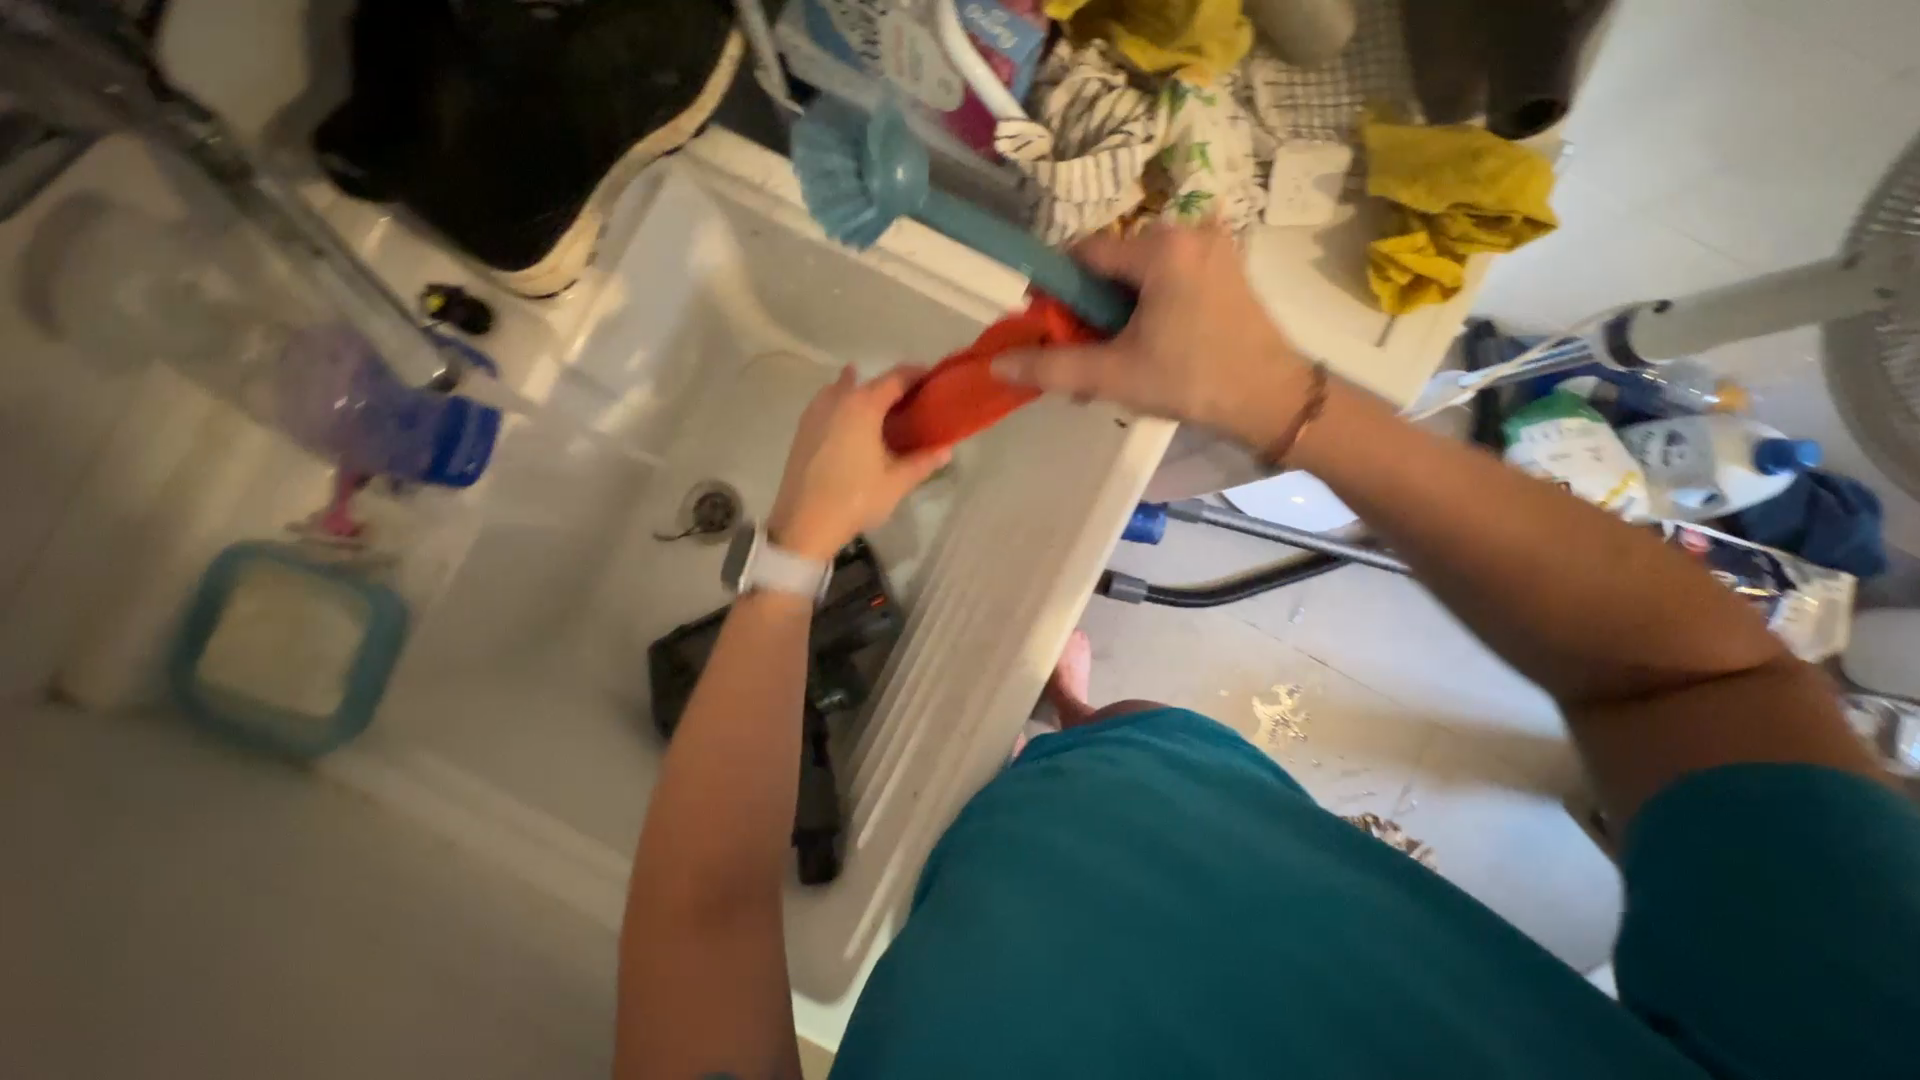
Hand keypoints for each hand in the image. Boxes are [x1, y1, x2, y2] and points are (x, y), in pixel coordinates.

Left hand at [766, 366, 951, 560]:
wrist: (803, 523)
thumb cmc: (855, 499)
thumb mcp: (896, 482)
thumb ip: (922, 462)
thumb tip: (946, 450)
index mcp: (864, 406)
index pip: (896, 378)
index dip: (917, 375)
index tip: (932, 379)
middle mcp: (838, 400)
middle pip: (870, 382)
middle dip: (892, 387)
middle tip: (912, 404)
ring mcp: (816, 413)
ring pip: (844, 389)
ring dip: (864, 391)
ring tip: (880, 408)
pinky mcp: (803, 430)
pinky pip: (828, 404)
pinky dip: (844, 404)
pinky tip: (850, 420)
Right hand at [991, 225, 1312, 445]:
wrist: (1273, 399)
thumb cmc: (1192, 381)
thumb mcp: (1115, 376)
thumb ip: (1052, 366)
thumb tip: (997, 364)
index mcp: (1160, 248)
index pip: (1083, 254)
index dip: (1059, 290)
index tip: (1053, 328)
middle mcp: (1188, 231)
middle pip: (1113, 263)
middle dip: (1093, 306)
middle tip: (1092, 354)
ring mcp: (1214, 245)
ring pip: (1142, 272)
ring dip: (1122, 309)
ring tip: (1123, 356)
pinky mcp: (1228, 265)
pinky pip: (1171, 276)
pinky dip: (1152, 304)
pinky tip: (1154, 343)